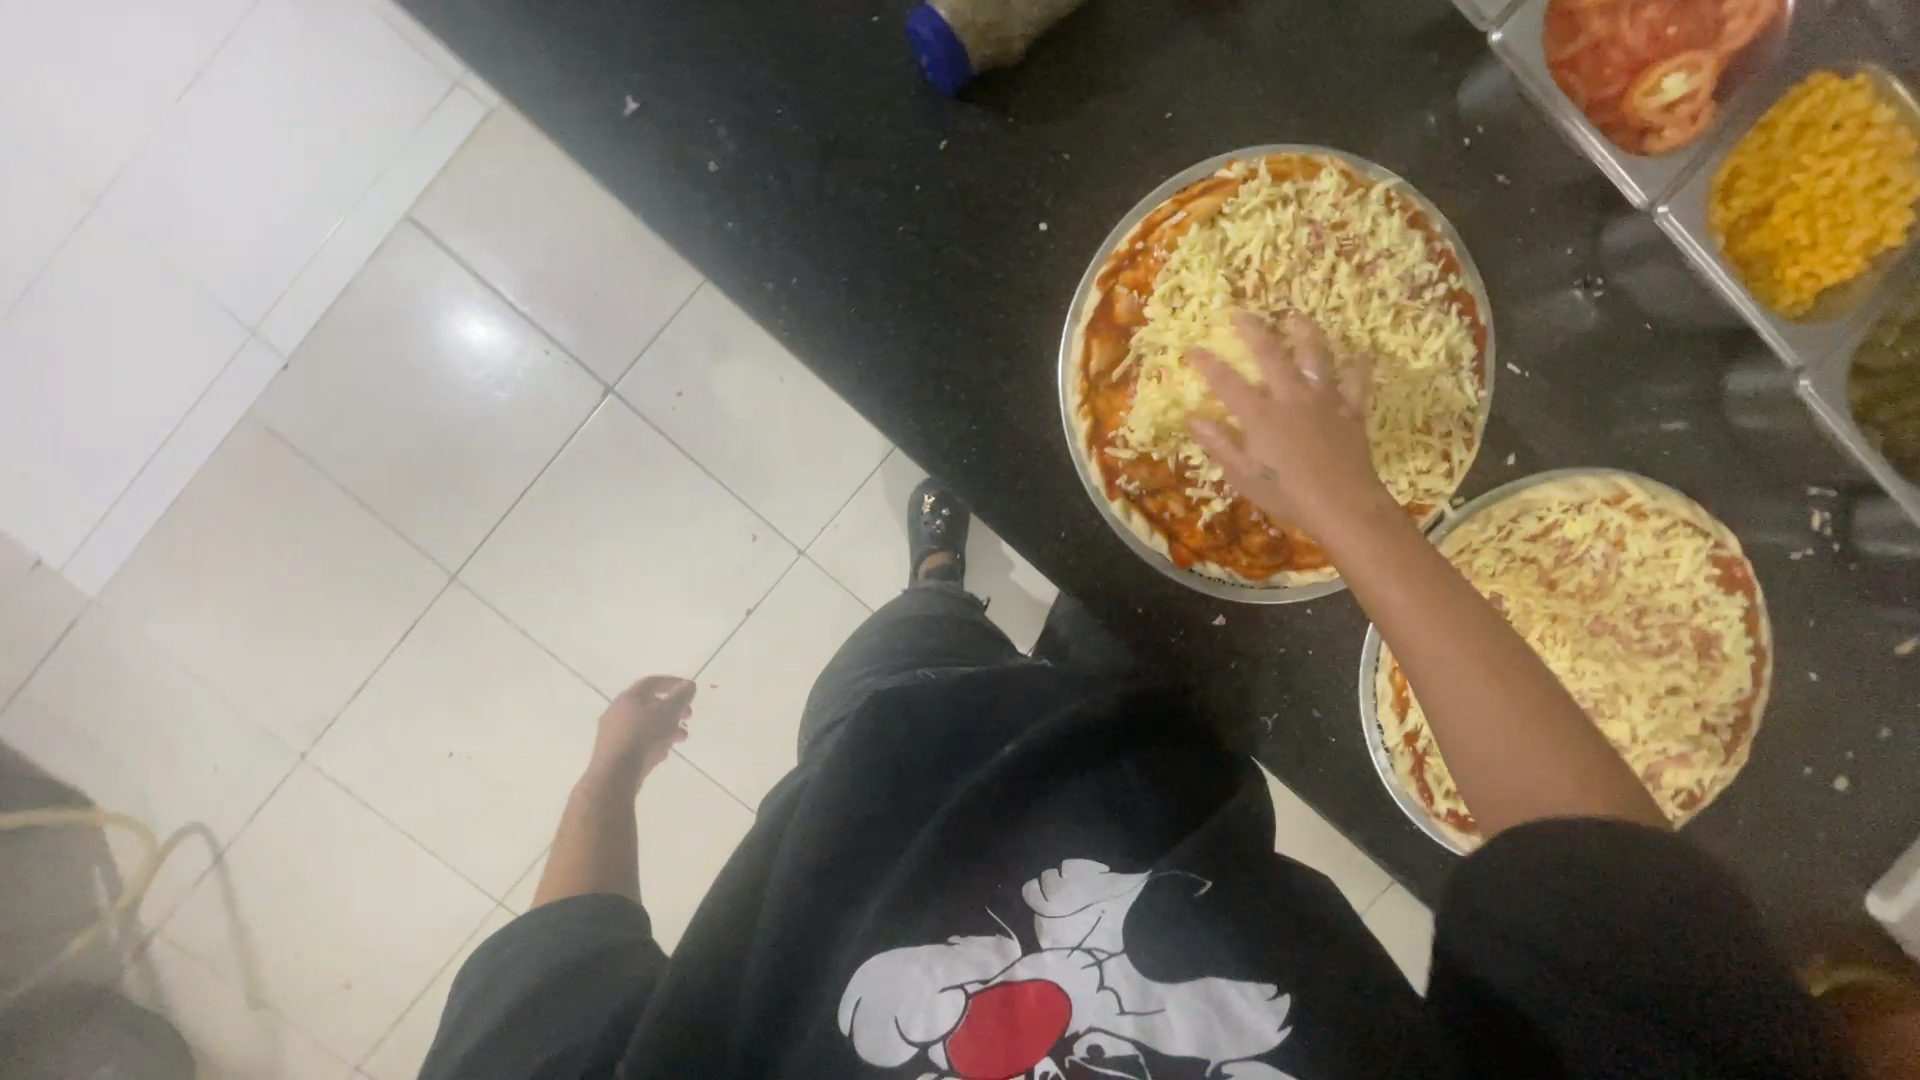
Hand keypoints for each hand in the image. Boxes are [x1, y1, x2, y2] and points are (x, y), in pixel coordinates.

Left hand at [583, 675, 694, 792]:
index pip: (653, 682)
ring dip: (665, 727)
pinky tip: (663, 752)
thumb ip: (681, 696)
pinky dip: (653, 741)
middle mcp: (617, 710)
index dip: (673, 683)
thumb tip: (688, 685)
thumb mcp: (669, 712)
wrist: (615, 773)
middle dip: (672, 709)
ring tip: (681, 738)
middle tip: (688, 717)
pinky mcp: (611, 750)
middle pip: (649, 704)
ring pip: (644, 723)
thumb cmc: (645, 736)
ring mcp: (612, 731)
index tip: (689, 690)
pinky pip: (636, 740)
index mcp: (629, 697)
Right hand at [1186, 312, 1391, 539]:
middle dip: (1252, 329)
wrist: (1342, 504)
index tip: (1192, 348)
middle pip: (1270, 352)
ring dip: (1303, 331)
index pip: (1226, 381)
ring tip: (1294, 317)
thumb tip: (1192, 418)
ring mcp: (1324, 399)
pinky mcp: (1351, 409)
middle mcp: (1291, 397)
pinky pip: (1356, 380)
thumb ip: (1218, 443)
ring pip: (1315, 354)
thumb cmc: (1286, 494)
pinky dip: (1356, 366)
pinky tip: (1356, 355)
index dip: (1207, 363)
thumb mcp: (1242, 475)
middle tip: (1239, 314)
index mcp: (1259, 415)